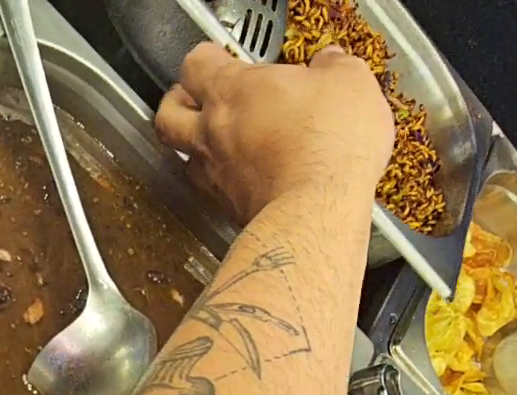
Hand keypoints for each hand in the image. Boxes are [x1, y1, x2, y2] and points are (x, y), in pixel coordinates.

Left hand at [154, 43, 393, 223]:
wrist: (315, 212)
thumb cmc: (327, 145)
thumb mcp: (348, 82)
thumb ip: (332, 68)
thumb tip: (331, 64)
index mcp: (233, 91)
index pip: (195, 64)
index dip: (205, 59)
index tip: (217, 58)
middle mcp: (213, 135)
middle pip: (168, 117)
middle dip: (175, 106)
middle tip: (189, 101)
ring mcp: (217, 178)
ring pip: (185, 161)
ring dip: (195, 151)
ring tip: (214, 146)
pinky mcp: (230, 212)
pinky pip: (213, 194)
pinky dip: (222, 185)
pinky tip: (242, 182)